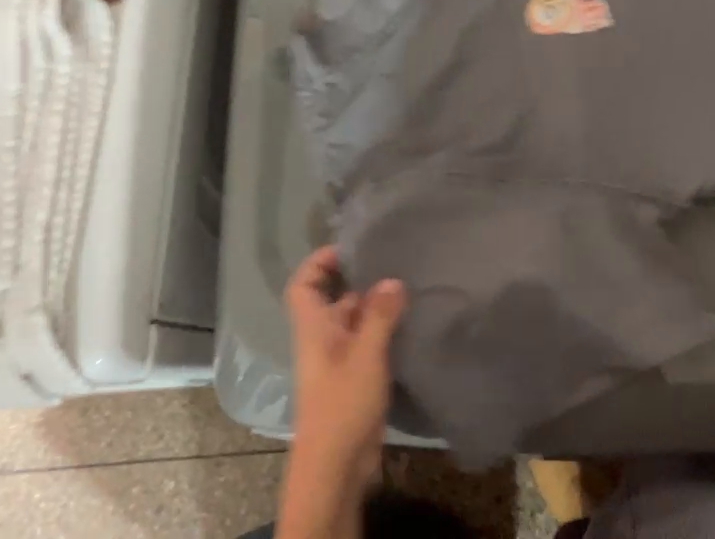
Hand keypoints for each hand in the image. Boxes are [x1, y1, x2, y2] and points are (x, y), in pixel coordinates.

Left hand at [285, 246, 405, 479]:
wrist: (336, 466)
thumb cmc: (342, 404)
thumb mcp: (365, 355)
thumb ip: (379, 316)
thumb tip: (392, 279)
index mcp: (314, 328)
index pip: (303, 284)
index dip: (319, 261)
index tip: (351, 248)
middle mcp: (323, 338)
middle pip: (334, 299)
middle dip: (360, 280)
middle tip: (395, 263)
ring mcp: (339, 360)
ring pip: (355, 321)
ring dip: (377, 307)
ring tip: (411, 288)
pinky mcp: (355, 379)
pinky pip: (368, 343)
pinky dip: (385, 332)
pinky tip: (411, 325)